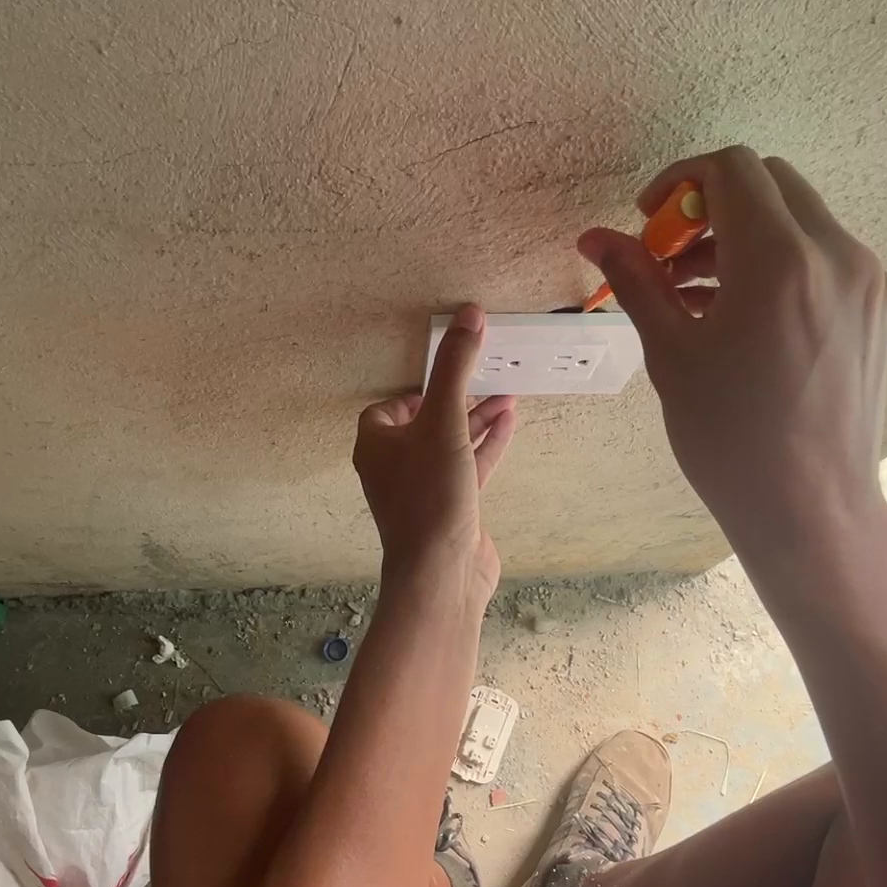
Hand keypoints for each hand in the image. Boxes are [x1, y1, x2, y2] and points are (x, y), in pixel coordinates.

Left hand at [353, 304, 517, 602]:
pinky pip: (468, 466)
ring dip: (476, 420)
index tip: (446, 375)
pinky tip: (509, 424)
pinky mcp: (451, 508)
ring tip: (508, 395)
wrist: (441, 571)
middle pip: (424, 422)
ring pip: (450, 443)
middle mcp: (395, 466)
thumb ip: (456, 370)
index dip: (416, 389)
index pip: (389, 407)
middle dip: (456, 399)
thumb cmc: (429, 496)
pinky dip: (486, 445)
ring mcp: (424, 489)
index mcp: (376, 445)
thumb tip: (469, 315)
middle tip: (485, 377)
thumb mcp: (444, 423)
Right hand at [580, 147, 886, 566]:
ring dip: (738, 235)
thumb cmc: (729, 439)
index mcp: (780, 262)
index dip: (678, 183)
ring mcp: (863, 279)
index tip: (646, 224)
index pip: (731, 170)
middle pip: (767, 184)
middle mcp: (835, 253)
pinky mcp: (873, 305)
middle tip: (666, 260)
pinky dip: (771, 263)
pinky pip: (817, 255)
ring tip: (689, 294)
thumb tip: (595, 238)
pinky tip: (732, 315)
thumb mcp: (671, 356)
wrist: (809, 505)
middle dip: (707, 206)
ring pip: (795, 218)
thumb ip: (637, 283)